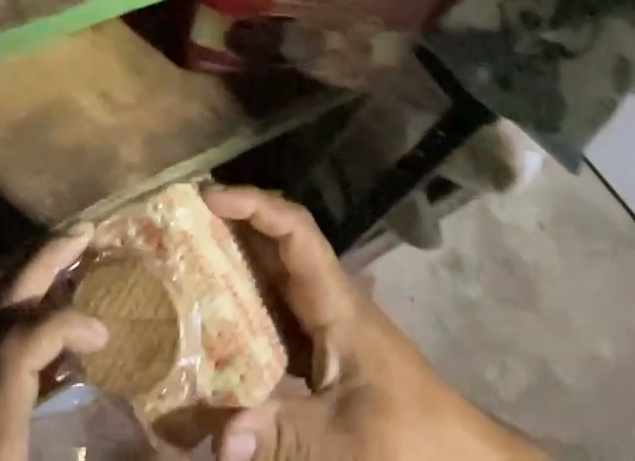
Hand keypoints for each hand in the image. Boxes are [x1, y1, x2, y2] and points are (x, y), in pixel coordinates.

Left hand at [0, 224, 108, 460]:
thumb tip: (178, 444)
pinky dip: (20, 318)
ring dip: (30, 282)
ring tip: (69, 262)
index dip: (66, 323)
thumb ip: (110, 450)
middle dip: (41, 261)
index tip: (105, 335)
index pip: (18, 342)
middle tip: (87, 232)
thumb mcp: (23, 460)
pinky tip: (46, 336)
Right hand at [204, 186, 546, 460]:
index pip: (295, 231)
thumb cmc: (411, 437)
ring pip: (273, 278)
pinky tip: (209, 329)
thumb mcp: (343, 442)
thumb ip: (280, 436)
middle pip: (276, 244)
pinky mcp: (320, 354)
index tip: (208, 198)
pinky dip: (240, 310)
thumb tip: (218, 441)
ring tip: (179, 262)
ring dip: (232, 264)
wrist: (458, 458)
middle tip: (176, 222)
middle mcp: (327, 302)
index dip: (253, 205)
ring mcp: (324, 327)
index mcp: (336, 302)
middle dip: (230, 225)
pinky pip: (273, 316)